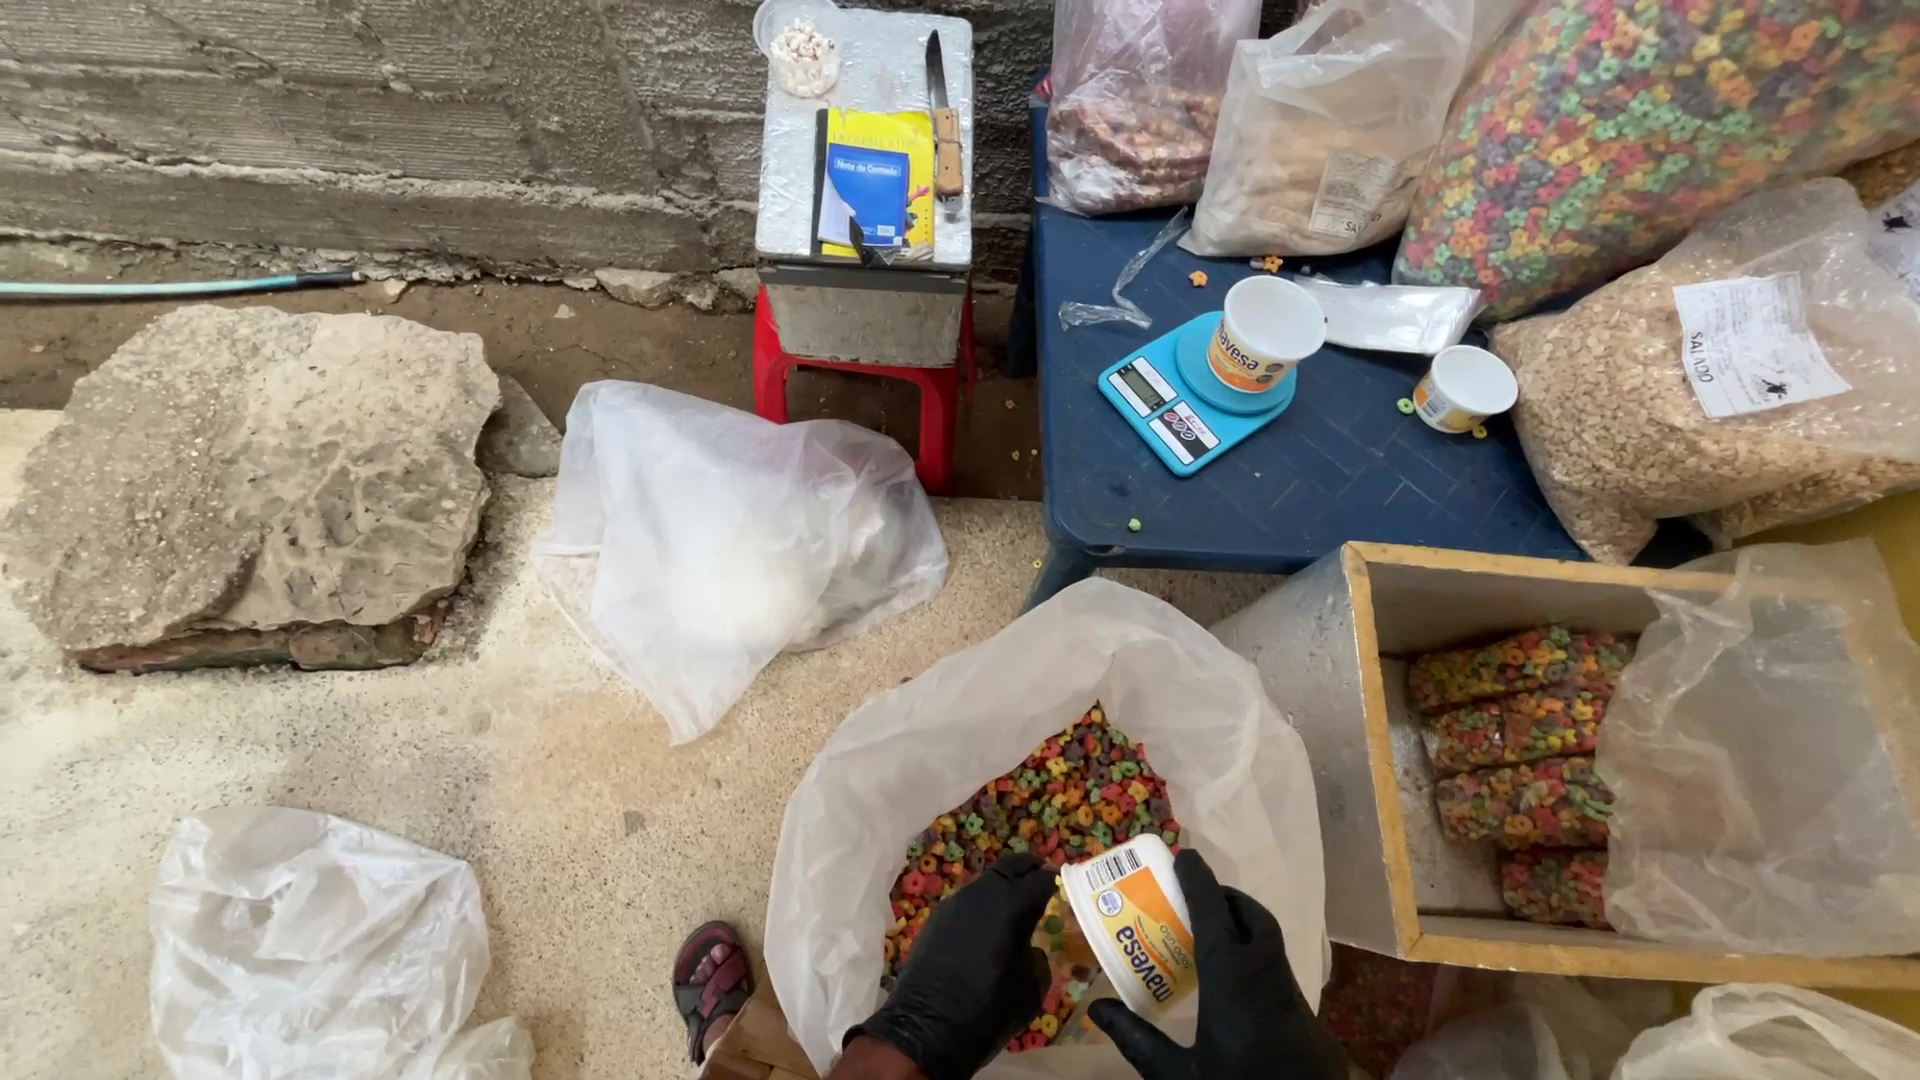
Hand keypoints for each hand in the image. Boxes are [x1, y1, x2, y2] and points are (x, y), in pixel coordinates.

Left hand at [847, 853, 1053, 1079]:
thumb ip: (1037, 958)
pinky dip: (982, 905)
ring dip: (1003, 887)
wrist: (928, 1027)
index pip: (1040, 878)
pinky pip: (968, 900)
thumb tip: (1030, 949)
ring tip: (1014, 907)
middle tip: (1040, 880)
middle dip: (1028, 869)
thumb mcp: (1031, 989)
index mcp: (1012, 905)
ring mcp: (956, 901)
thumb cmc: (989, 1009)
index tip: (1061, 887)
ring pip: (987, 881)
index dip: (1054, 881)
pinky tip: (985, 928)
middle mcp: (983, 893)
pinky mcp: (937, 916)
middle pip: (1011, 865)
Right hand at [1089, 849, 1347, 1079]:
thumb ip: (1137, 1041)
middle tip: (1196, 896)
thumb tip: (1096, 1008)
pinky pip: (1281, 979)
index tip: (1184, 856)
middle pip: (1256, 923)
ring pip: (1274, 950)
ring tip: (1210, 935)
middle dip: (1228, 899)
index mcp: (1233, 990)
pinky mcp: (1315, 1032)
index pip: (1216, 919)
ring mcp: (1299, 1008)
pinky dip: (1256, 963)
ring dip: (1245, 929)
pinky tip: (1234, 990)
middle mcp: (1270, 987)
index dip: (1199, 883)